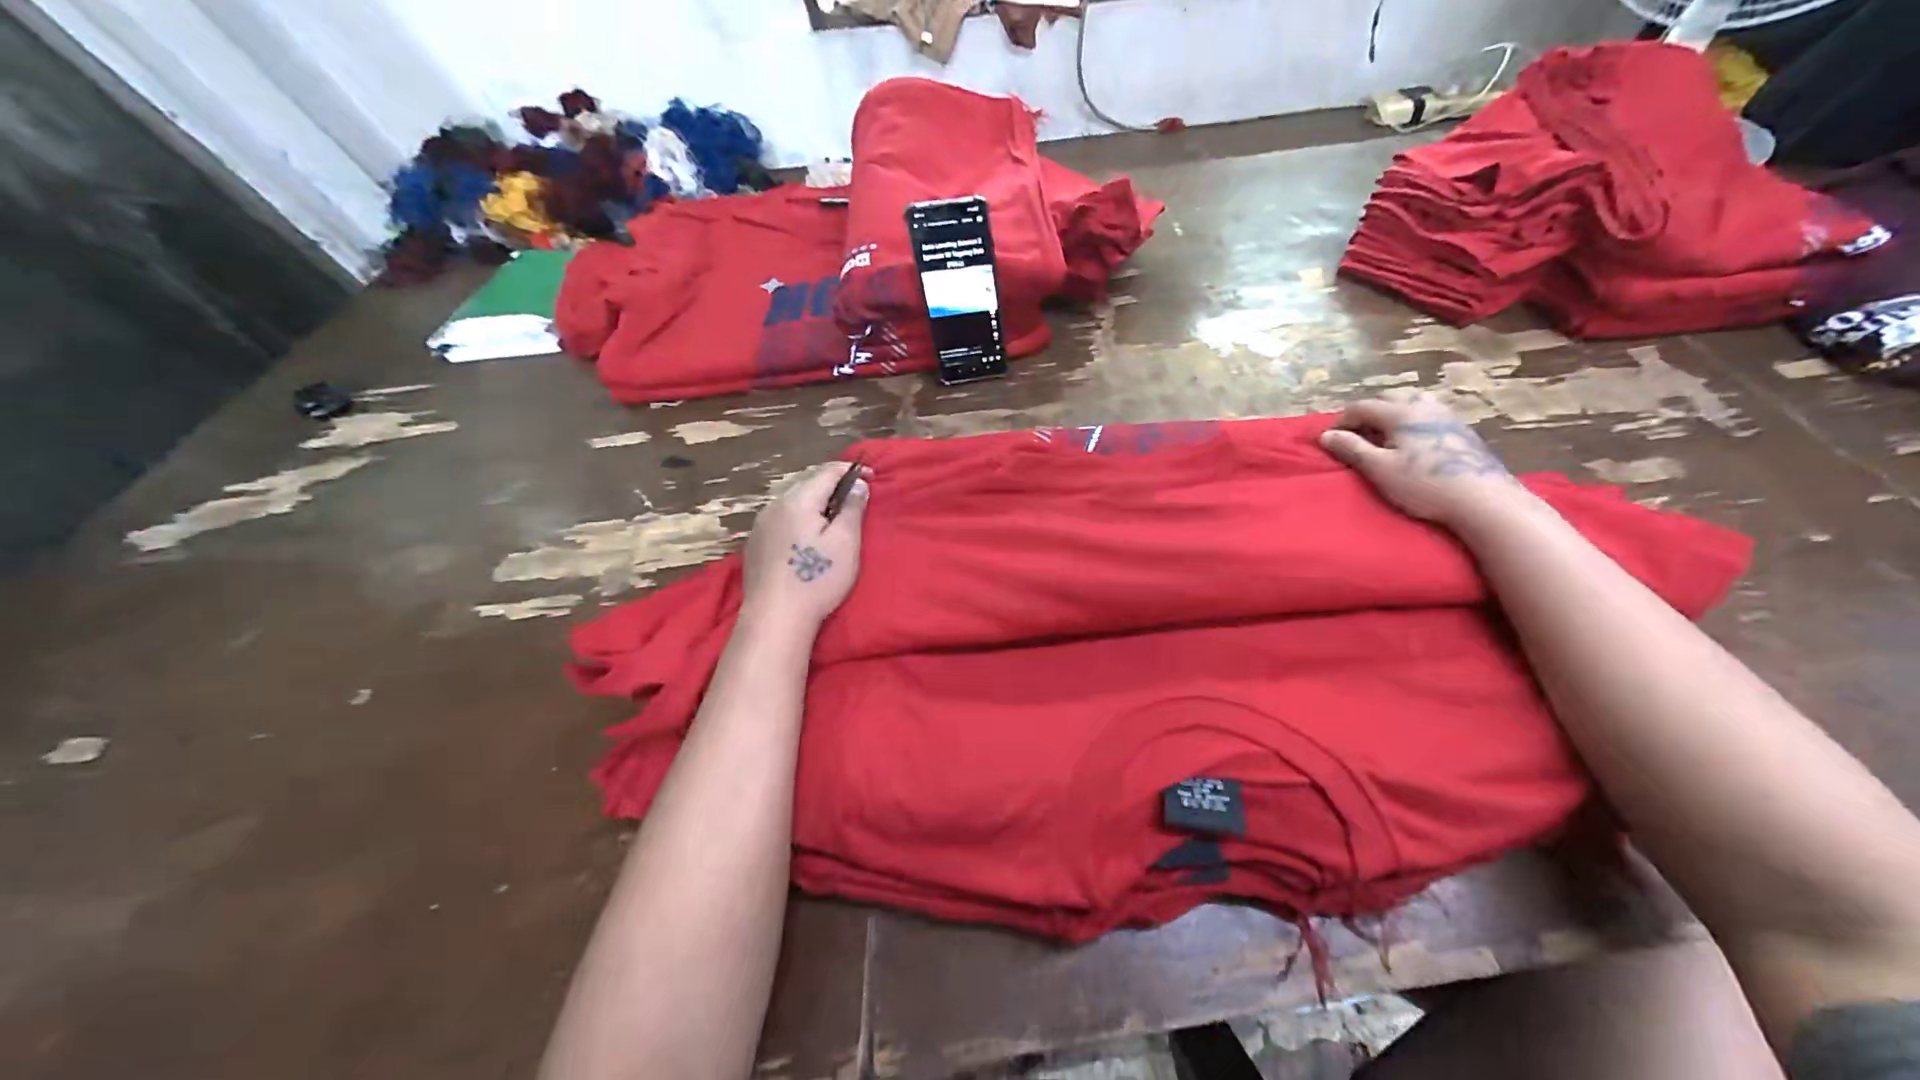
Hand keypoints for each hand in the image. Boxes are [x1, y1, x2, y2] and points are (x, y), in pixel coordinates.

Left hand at [740, 461, 872, 630]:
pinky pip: (781, 521)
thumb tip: (857, 485)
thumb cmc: (817, 579)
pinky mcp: (754, 546)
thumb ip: (852, 509)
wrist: (775, 618)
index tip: (871, 476)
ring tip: (833, 519)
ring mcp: (760, 526)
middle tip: (855, 499)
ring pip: (792, 503)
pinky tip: (807, 539)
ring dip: (815, 505)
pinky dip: (799, 521)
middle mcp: (774, 505)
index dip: (850, 471)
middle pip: (807, 485)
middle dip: (832, 487)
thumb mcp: (845, 542)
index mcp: (798, 500)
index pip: (827, 472)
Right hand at [1319, 393, 1520, 524]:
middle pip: (1386, 398)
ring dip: (1389, 415)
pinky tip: (1409, 443)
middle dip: (1365, 414)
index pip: (1361, 406)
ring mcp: (1446, 415)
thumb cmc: (1424, 485)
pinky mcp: (1460, 429)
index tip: (1330, 442)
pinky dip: (1409, 421)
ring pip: (1410, 402)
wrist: (1483, 500)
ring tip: (1382, 438)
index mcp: (1401, 412)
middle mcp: (1424, 405)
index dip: (1341, 422)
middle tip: (1354, 438)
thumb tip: (1326, 435)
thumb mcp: (1379, 469)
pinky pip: (1426, 414)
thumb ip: (1351, 448)